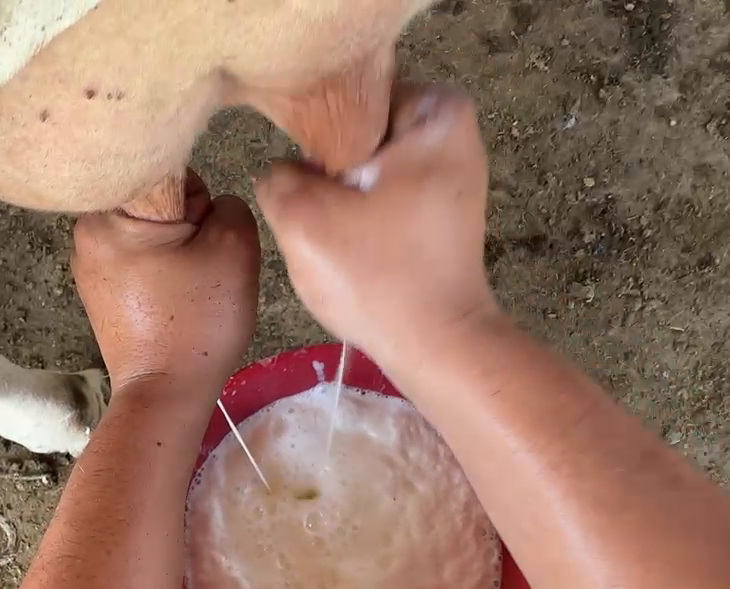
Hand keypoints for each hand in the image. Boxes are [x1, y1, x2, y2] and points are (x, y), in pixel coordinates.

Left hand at [72, 171, 260, 400]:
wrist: (167, 395)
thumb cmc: (196, 323)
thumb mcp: (234, 246)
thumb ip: (230, 202)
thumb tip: (211, 209)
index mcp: (107, 211)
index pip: (167, 169)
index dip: (198, 201)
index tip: (201, 240)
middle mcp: (85, 234)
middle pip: (157, 203)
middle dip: (187, 228)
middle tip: (199, 270)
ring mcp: (88, 268)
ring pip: (152, 236)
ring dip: (177, 255)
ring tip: (188, 292)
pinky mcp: (99, 297)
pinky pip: (141, 267)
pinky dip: (162, 279)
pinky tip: (174, 305)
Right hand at [254, 86, 499, 367]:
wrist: (434, 344)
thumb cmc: (375, 277)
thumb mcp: (303, 221)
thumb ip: (276, 180)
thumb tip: (282, 175)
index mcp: (433, 108)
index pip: (344, 103)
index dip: (311, 148)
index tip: (308, 193)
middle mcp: (453, 130)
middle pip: (356, 141)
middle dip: (329, 181)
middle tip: (322, 226)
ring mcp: (454, 176)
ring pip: (366, 177)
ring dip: (342, 209)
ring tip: (340, 246)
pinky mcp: (446, 216)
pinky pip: (385, 204)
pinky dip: (365, 227)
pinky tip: (358, 257)